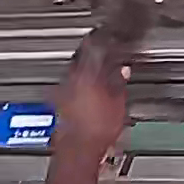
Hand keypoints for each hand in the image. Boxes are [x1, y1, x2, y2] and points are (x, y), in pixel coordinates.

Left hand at [52, 28, 129, 158]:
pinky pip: (71, 82)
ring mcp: (63, 90)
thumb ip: (119, 82)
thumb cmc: (97, 128)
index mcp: (87, 74)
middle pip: (81, 56)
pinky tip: (89, 84)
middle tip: (103, 45)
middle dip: (92, 50)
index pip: (93, 46)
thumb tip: (123, 71)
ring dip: (86, 64)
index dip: (102, 38)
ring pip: (75, 68)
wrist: (80, 149)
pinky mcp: (60, 101)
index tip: (108, 34)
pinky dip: (81, 79)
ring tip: (98, 64)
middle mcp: (71, 79)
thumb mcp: (118, 102)